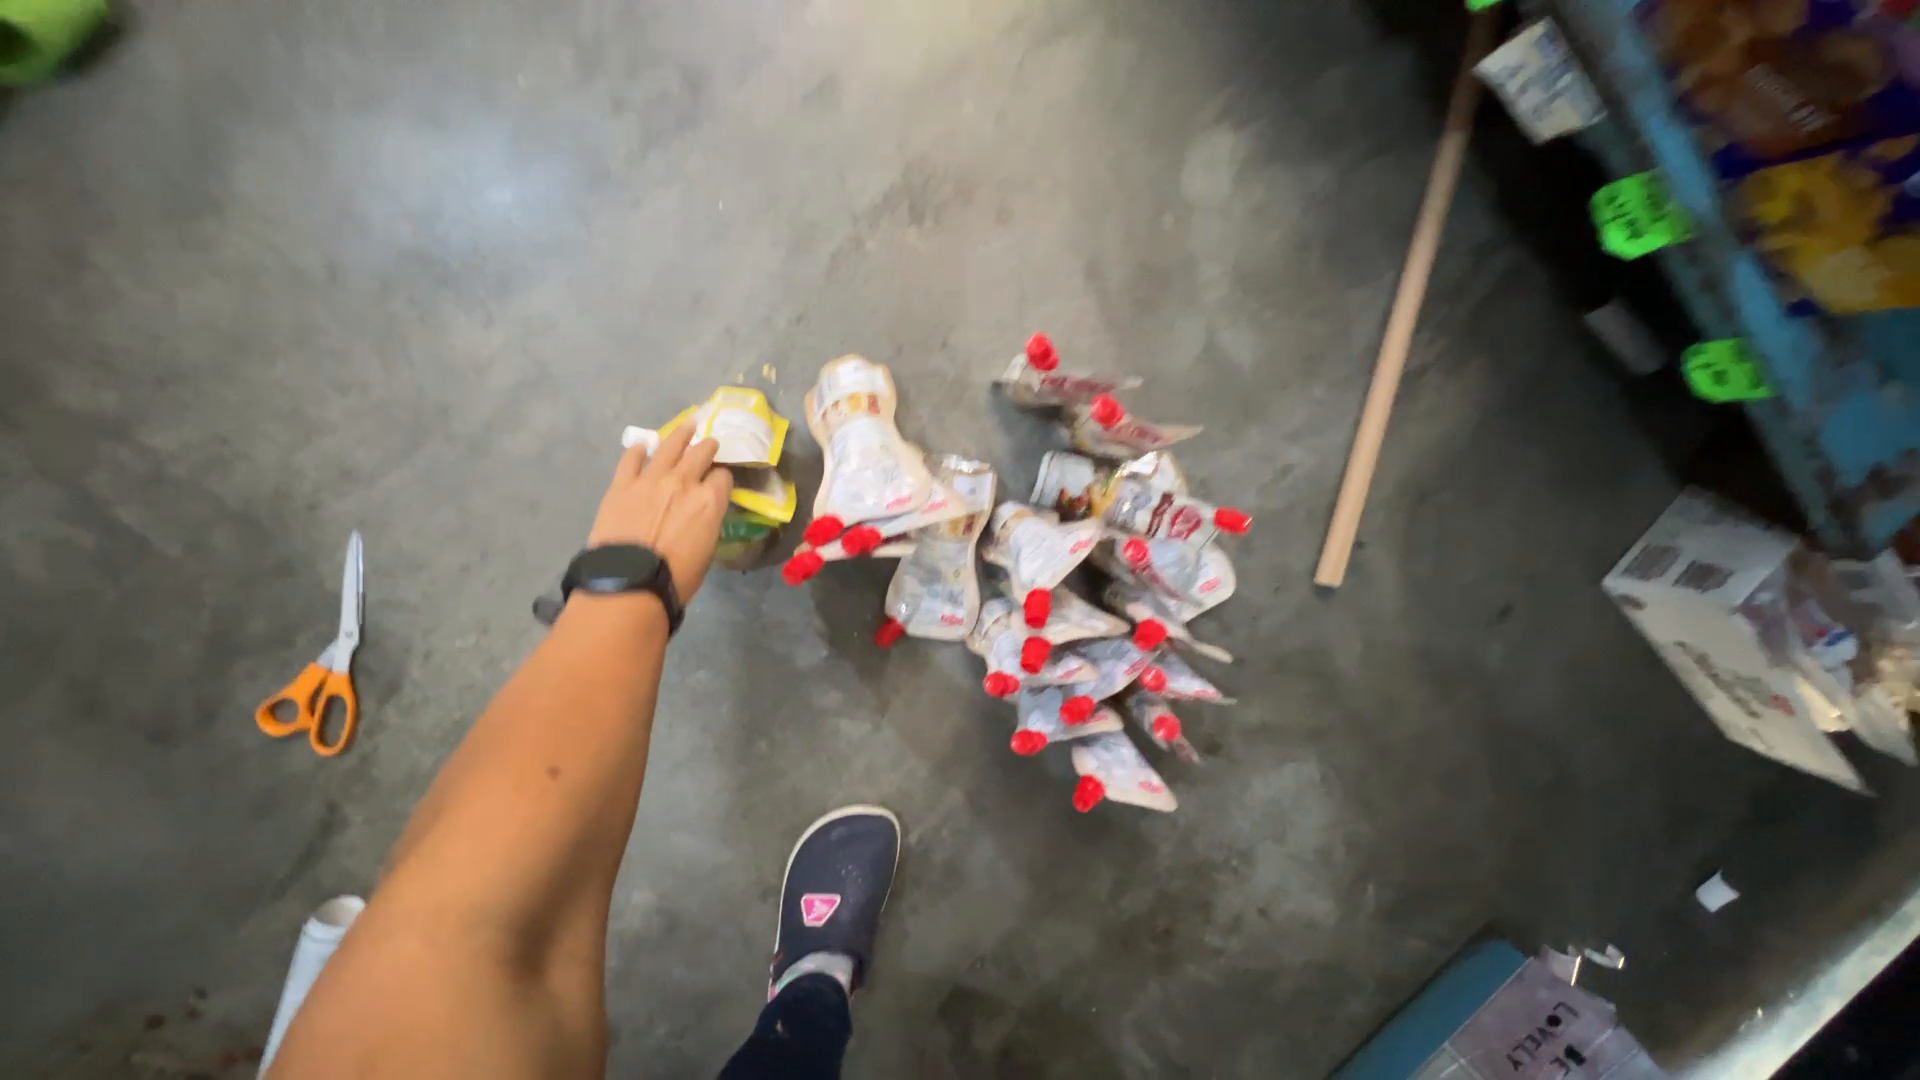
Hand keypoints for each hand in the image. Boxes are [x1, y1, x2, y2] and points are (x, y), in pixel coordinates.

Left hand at [588, 425, 733, 601]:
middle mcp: (683, 482)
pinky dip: (638, 451)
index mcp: (710, 501)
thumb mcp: (707, 550)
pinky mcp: (622, 485)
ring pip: (668, 447)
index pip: (723, 477)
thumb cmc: (676, 577)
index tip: (721, 481)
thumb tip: (701, 515)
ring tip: (687, 426)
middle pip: (699, 454)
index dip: (723, 478)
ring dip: (680, 435)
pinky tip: (641, 446)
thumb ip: (707, 523)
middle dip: (707, 447)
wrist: (630, 582)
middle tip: (709, 443)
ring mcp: (650, 480)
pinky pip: (631, 460)